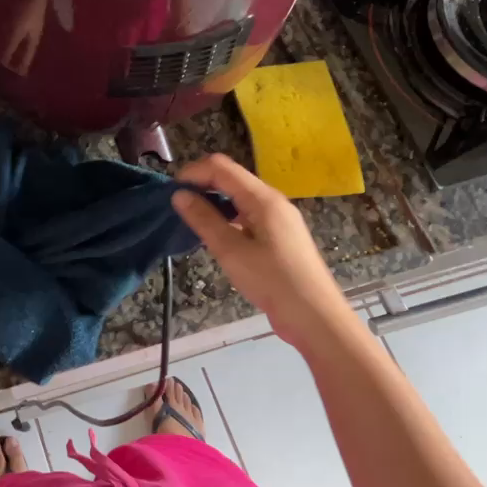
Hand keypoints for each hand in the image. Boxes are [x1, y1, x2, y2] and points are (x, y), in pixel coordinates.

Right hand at [171, 154, 360, 354]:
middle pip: (231, 178)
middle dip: (202, 184)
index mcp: (263, 199)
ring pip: (239, 196)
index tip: (171, 191)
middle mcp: (273, 201)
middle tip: (178, 205)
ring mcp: (279, 218)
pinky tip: (217, 235)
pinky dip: (228, 216)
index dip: (193, 173)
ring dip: (214, 201)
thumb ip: (204, 219)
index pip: (221, 167)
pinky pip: (248, 213)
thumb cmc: (273, 281)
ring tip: (192, 220)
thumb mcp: (231, 251)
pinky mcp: (279, 235)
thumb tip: (179, 195)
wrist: (315, 318)